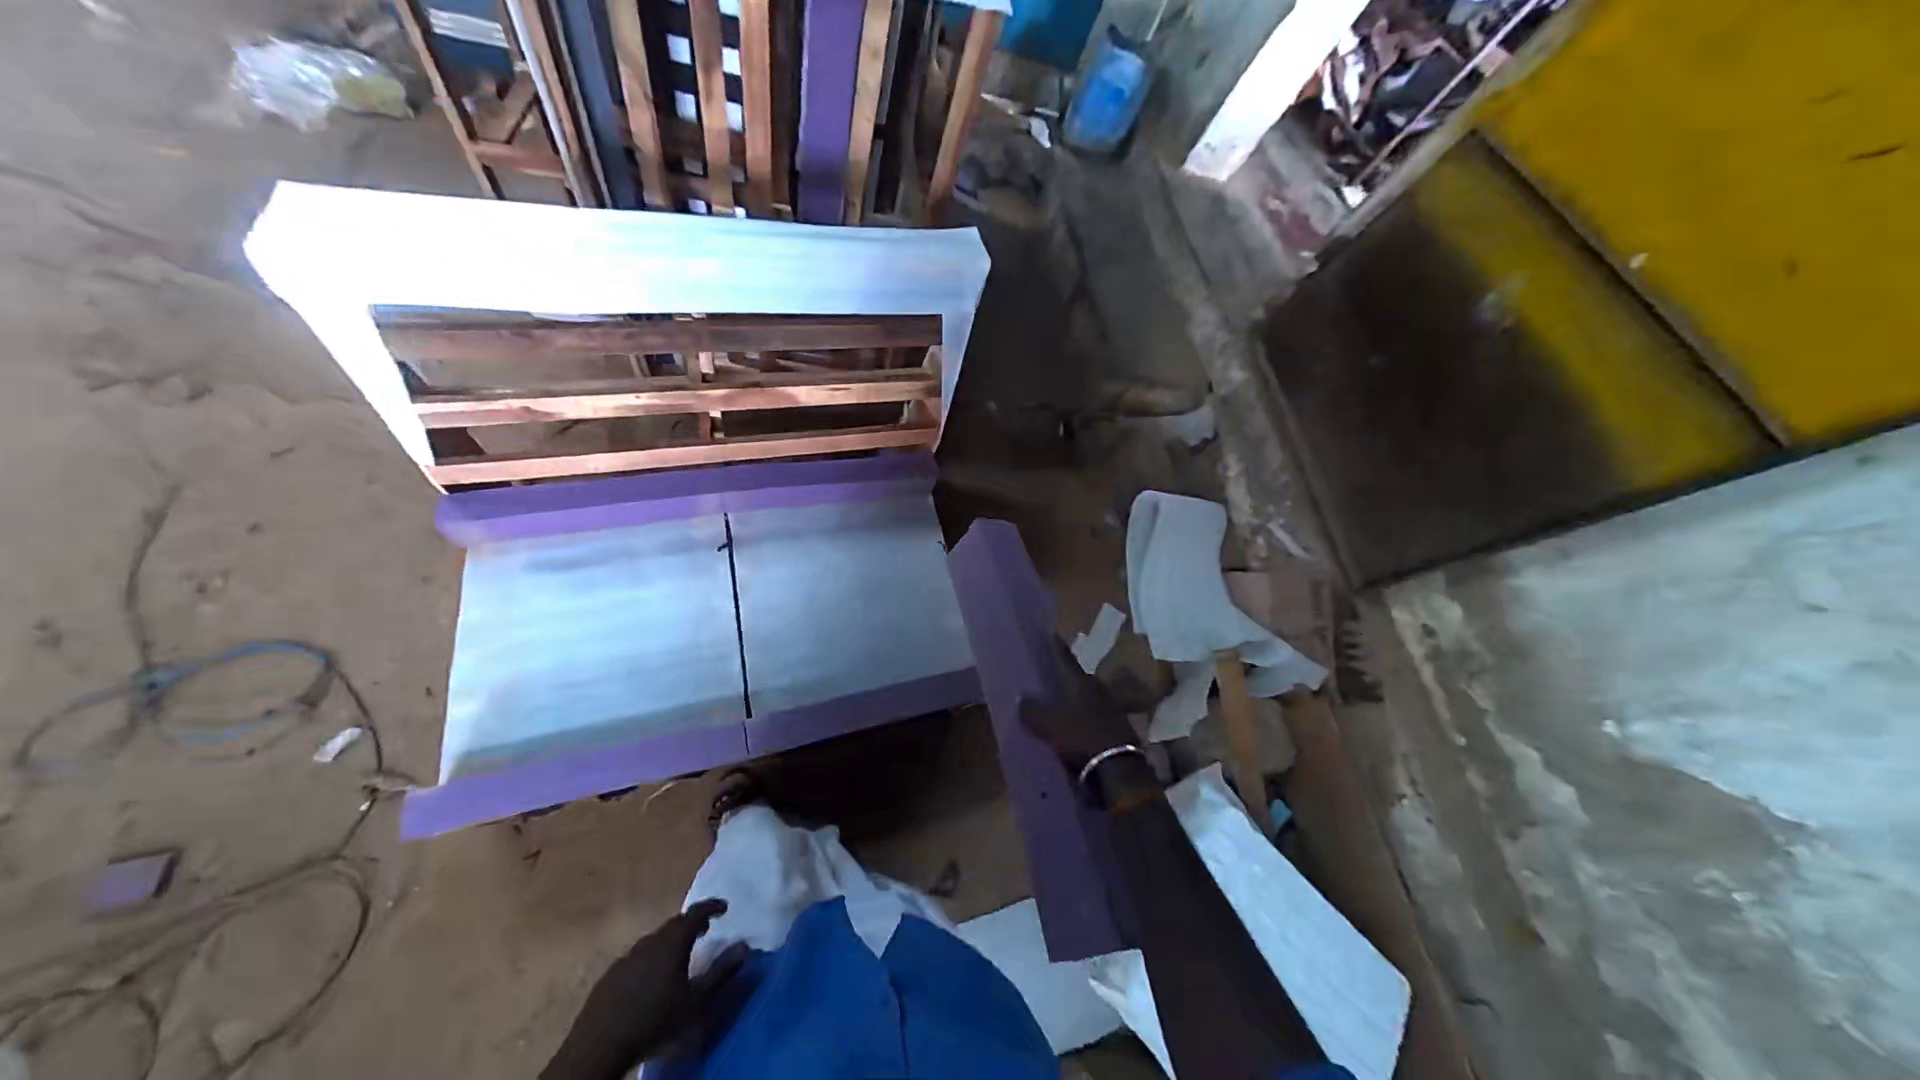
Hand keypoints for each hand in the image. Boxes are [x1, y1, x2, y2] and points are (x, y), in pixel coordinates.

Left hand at [540, 898, 743, 1079]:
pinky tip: (650, 981)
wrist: (599, 1048)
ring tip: (679, 957)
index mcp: (672, 943)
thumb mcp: (697, 1003)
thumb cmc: (656, 1022)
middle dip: (691, 925)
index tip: (724, 908)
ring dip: (669, 943)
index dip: (711, 907)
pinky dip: (650, 959)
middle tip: (705, 932)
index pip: (696, 913)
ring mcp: (625, 959)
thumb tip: (744, 947)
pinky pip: (636, 958)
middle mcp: (649, 943)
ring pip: (653, 942)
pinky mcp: (609, 977)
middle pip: (673, 925)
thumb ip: (721, 973)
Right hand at [1019, 641, 1158, 807]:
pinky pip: (1094, 718)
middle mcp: (1099, 691)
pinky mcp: (1117, 730)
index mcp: (1082, 683)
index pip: (1065, 659)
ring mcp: (1112, 711)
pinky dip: (1083, 718)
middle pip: (1078, 679)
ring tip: (1060, 701)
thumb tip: (1020, 697)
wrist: (1118, 770)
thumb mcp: (1050, 725)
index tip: (1050, 633)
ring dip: (1075, 699)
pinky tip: (1075, 725)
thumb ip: (1033, 710)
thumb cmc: (1081, 738)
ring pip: (1088, 698)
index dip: (1056, 647)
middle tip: (1050, 673)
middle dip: (1065, 676)